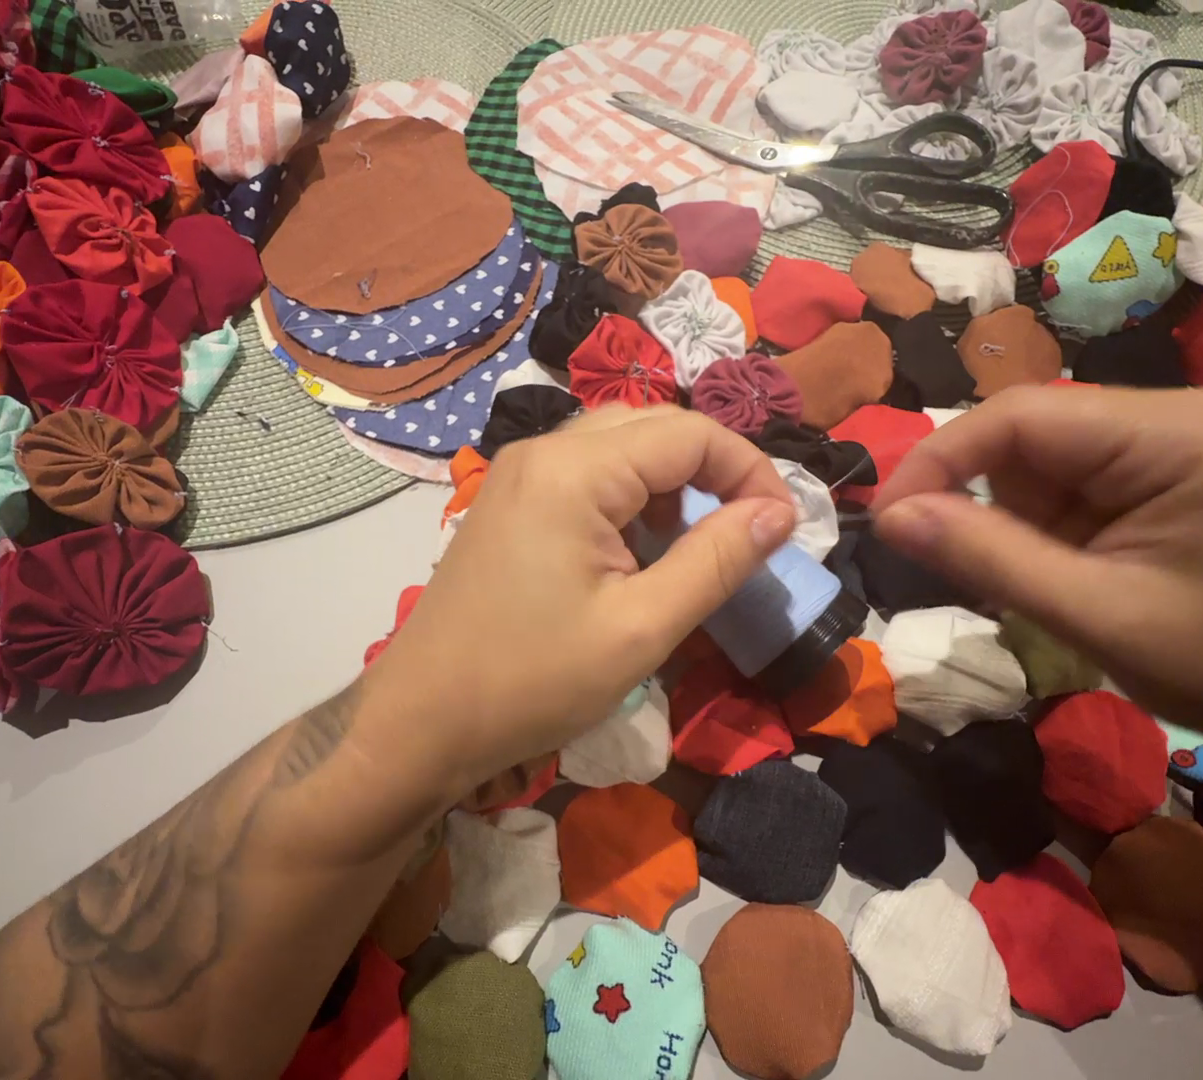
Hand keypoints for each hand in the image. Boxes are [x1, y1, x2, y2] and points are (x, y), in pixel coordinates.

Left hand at [359, 405, 795, 796]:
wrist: (420, 722)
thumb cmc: (531, 682)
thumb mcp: (640, 628)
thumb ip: (716, 561)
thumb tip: (778, 514)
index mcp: (573, 470)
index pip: (689, 433)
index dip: (749, 470)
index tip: (782, 529)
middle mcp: (543, 452)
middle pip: (654, 428)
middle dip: (712, 471)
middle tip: (744, 534)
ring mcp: (519, 476)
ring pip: (621, 449)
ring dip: (671, 487)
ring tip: (694, 549)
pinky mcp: (510, 504)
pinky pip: (588, 478)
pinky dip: (630, 502)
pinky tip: (639, 554)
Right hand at [871, 386, 1202, 747]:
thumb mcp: (1096, 617)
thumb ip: (987, 558)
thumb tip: (888, 517)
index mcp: (1186, 434)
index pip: (1025, 415)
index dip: (940, 459)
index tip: (886, 520)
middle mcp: (1189, 416)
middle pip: (1037, 434)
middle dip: (989, 501)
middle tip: (969, 572)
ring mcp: (1191, 443)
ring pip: (1051, 461)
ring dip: (1022, 522)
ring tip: (1055, 589)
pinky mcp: (1184, 474)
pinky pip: (1082, 483)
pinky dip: (1053, 530)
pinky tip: (1080, 577)